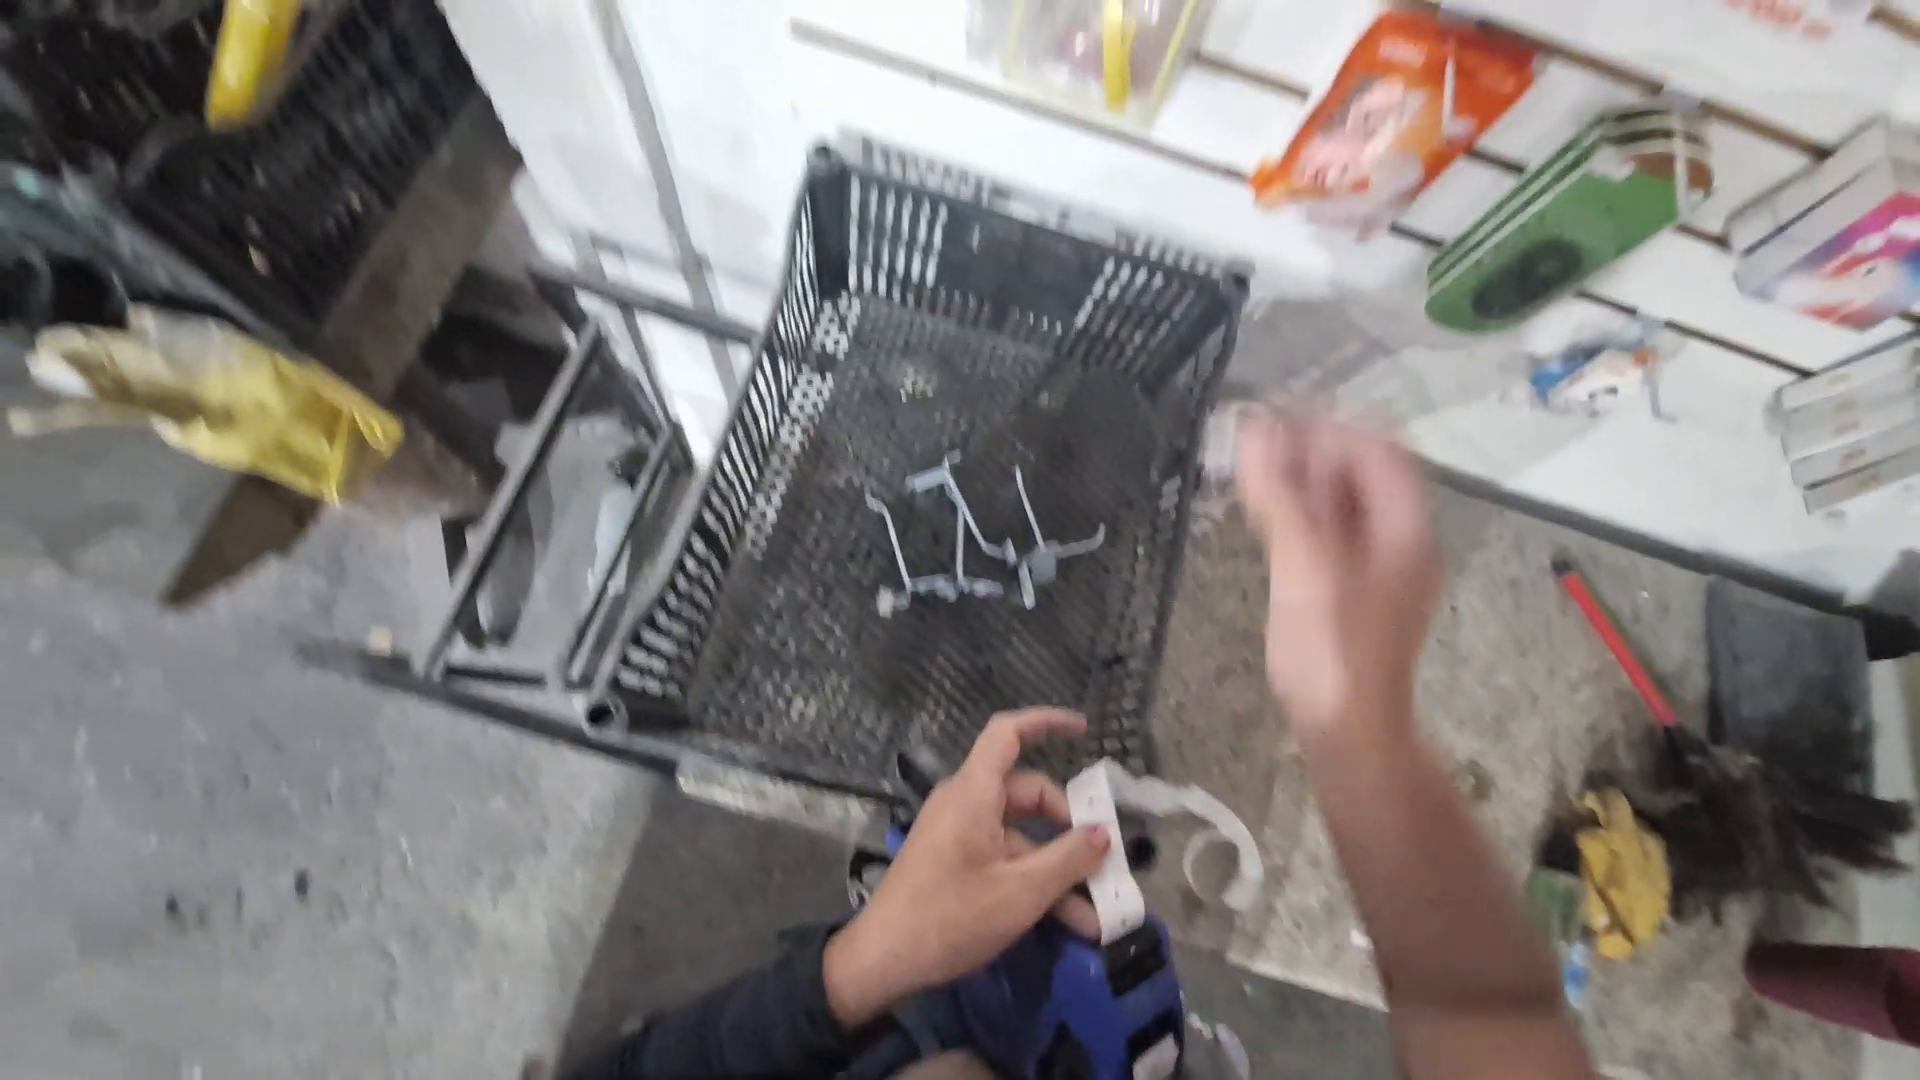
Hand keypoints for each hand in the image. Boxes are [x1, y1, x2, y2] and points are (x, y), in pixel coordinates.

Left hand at [822, 709, 1110, 1028]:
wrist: (882, 960)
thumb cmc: (950, 916)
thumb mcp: (1020, 893)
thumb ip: (1067, 860)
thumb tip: (1104, 834)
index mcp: (974, 792)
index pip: (1007, 733)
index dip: (1045, 722)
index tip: (1084, 730)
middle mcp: (965, 801)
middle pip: (1026, 791)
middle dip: (1068, 823)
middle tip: (1103, 857)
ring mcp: (959, 831)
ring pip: (1020, 832)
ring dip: (1056, 865)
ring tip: (1096, 908)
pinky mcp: (955, 859)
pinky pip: (1003, 855)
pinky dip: (1032, 878)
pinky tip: (1068, 920)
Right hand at [1234, 408, 1441, 735]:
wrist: (1345, 730)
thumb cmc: (1331, 649)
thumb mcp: (1305, 566)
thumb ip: (1280, 496)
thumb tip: (1253, 430)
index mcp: (1404, 531)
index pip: (1379, 453)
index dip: (1333, 425)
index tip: (1279, 412)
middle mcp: (1398, 542)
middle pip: (1361, 476)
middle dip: (1312, 448)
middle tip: (1256, 433)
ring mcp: (1374, 568)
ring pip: (1341, 504)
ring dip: (1301, 477)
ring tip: (1252, 462)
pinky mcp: (1348, 590)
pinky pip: (1327, 533)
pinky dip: (1297, 511)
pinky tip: (1264, 507)